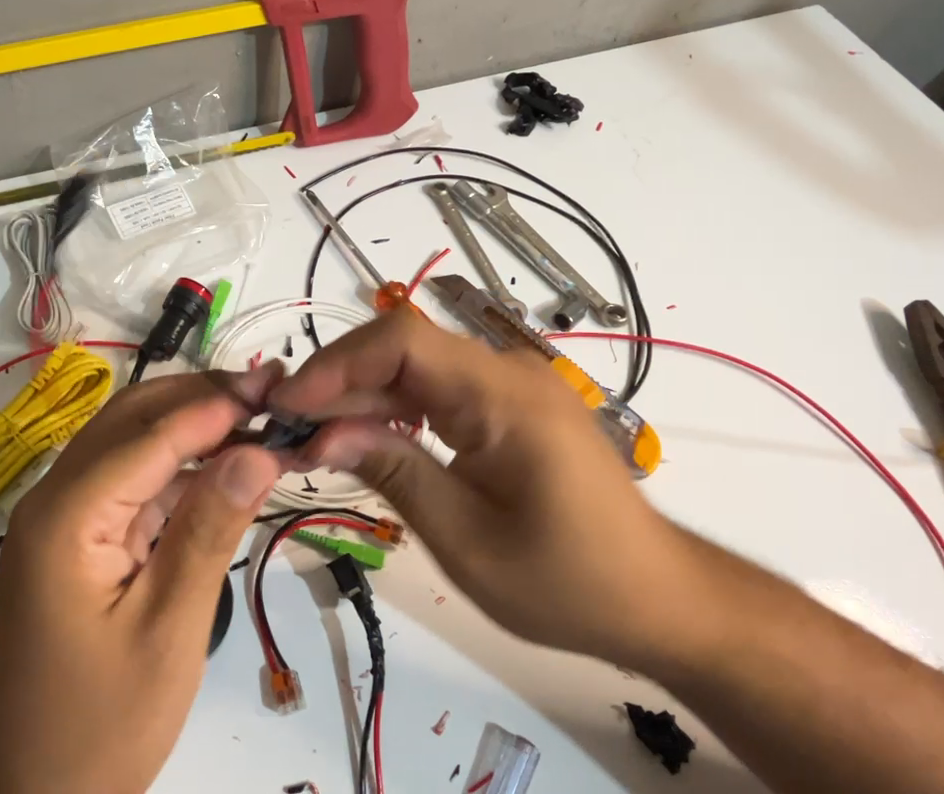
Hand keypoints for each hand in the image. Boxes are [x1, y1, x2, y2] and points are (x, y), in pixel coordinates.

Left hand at [0, 366, 284, 793]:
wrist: (41, 789)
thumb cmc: (105, 721)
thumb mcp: (170, 628)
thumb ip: (210, 530)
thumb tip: (256, 450)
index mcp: (64, 516)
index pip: (147, 436)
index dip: (213, 407)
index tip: (276, 387)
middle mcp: (53, 501)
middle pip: (129, 422)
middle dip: (198, 401)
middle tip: (270, 392)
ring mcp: (61, 519)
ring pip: (129, 446)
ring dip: (190, 429)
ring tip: (258, 419)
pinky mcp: (75, 541)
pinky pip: (128, 486)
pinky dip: (176, 471)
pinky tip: (221, 466)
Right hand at [270, 313, 698, 667]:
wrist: (659, 601)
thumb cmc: (567, 583)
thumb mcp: (466, 539)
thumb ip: (392, 471)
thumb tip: (320, 433)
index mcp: (504, 397)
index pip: (402, 343)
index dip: (335, 365)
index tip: (286, 406)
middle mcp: (508, 374)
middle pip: (403, 349)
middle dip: (338, 383)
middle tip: (285, 430)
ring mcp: (511, 388)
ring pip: (414, 369)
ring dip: (360, 399)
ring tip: (309, 441)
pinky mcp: (509, 409)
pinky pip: (437, 392)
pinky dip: (393, 412)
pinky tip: (360, 441)